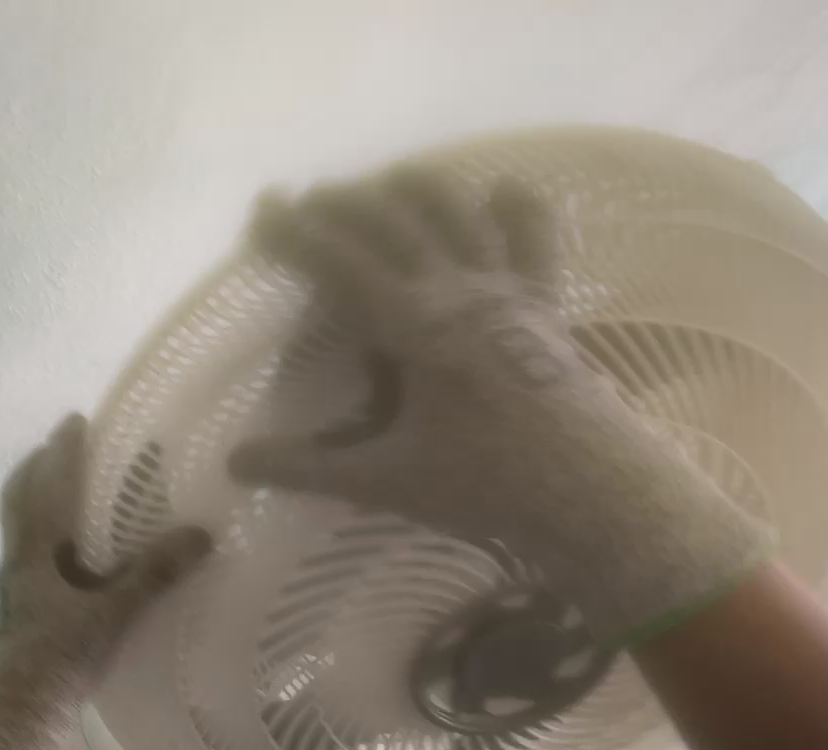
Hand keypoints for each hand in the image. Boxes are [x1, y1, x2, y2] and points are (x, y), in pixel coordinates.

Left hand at [0, 415, 211, 749]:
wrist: (23, 713)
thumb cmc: (62, 658)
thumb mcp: (114, 613)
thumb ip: (154, 573)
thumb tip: (201, 534)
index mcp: (33, 552)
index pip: (44, 486)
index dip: (59, 451)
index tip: (75, 421)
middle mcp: (15, 561)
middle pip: (18, 500)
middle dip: (38, 468)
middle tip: (62, 448)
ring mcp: (12, 586)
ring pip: (19, 528)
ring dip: (37, 501)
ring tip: (68, 491)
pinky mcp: (19, 608)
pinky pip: (29, 555)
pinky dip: (45, 536)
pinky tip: (71, 553)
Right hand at [230, 172, 770, 644]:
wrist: (593, 496)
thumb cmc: (482, 484)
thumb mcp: (381, 480)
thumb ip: (304, 468)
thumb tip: (234, 463)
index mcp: (417, 326)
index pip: (342, 265)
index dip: (299, 236)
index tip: (265, 210)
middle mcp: (462, 292)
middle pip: (397, 228)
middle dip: (348, 206)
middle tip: (311, 195)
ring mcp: (511, 294)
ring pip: (462, 220)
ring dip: (422, 192)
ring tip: (391, 176)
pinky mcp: (547, 311)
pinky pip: (536, 244)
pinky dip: (519, 212)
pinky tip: (507, 188)